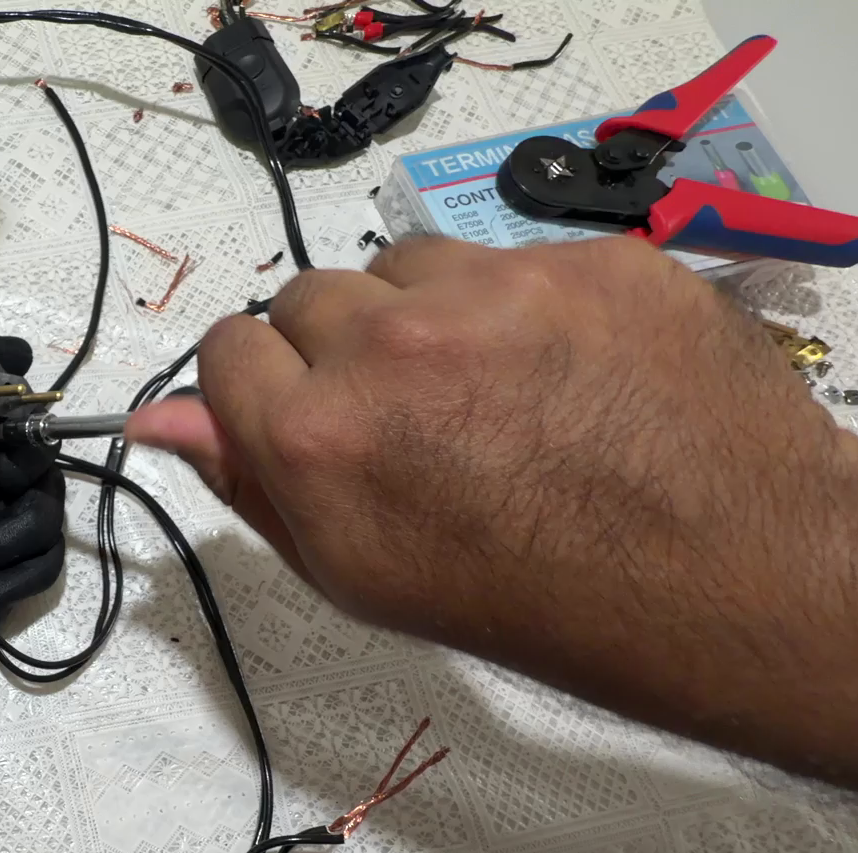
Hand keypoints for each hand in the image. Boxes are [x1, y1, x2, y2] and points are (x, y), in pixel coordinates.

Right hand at [128, 235, 857, 809]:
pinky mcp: (581, 259)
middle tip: (387, 409)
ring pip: (390, 268)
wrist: (706, 574)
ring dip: (403, 316)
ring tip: (466, 384)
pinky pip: (491, 256)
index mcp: (310, 436)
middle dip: (324, 349)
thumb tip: (151, 418)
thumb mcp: (340, 564)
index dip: (251, 383)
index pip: (222, 348)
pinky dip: (494, 302)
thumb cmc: (496, 591)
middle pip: (297, 298)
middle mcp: (383, 349)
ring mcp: (490, 293)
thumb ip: (237, 477)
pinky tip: (541, 365)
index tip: (288, 407)